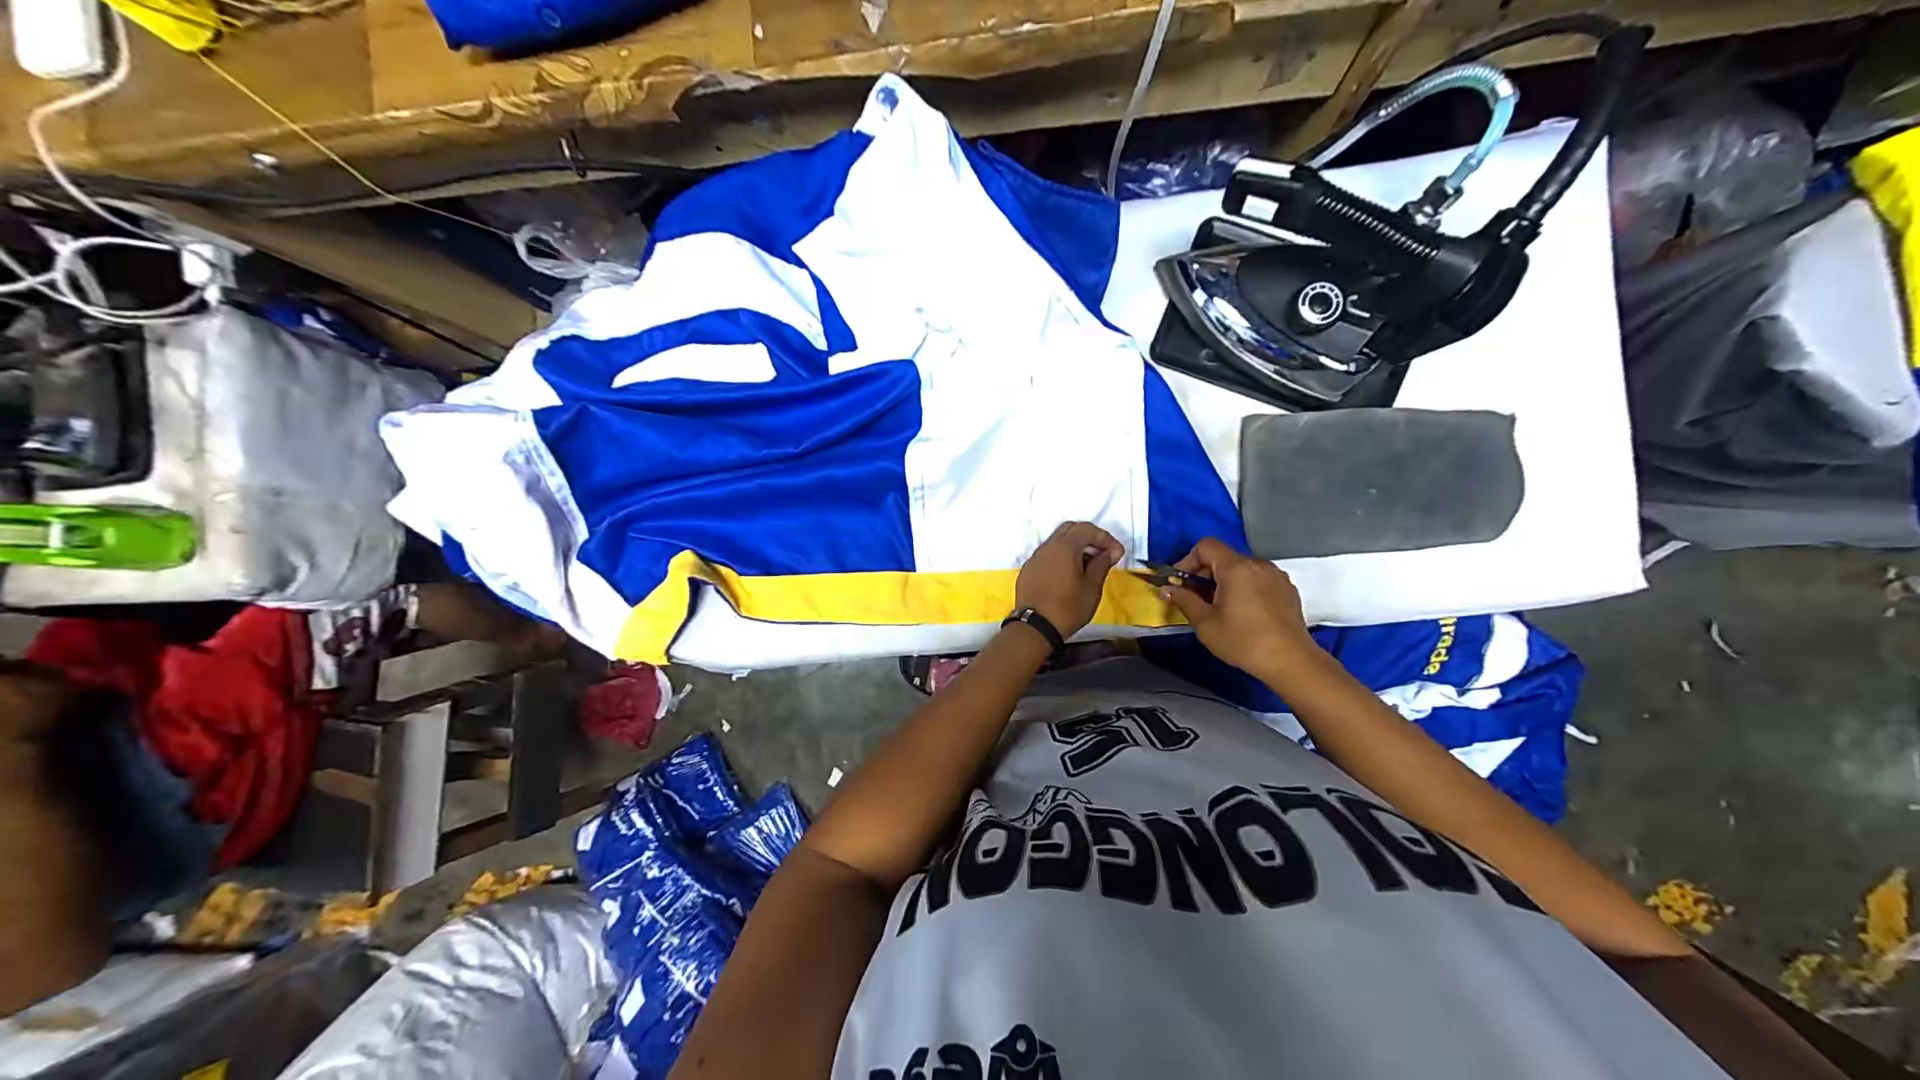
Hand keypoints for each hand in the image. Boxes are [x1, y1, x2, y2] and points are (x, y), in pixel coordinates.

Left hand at [1014, 521, 1124, 638]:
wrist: (1035, 628)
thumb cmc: (1068, 608)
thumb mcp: (1092, 588)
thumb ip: (1101, 564)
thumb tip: (1109, 552)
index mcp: (1064, 546)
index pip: (1087, 529)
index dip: (1105, 538)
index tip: (1117, 553)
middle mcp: (1047, 547)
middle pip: (1070, 529)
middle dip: (1089, 537)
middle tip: (1103, 554)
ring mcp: (1034, 558)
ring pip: (1056, 542)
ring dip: (1074, 547)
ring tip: (1087, 566)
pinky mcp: (1028, 570)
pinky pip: (1047, 556)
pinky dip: (1060, 558)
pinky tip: (1068, 575)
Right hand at [1159, 537, 1319, 681]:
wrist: (1290, 661)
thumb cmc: (1242, 641)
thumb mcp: (1205, 623)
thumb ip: (1184, 600)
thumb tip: (1166, 589)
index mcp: (1236, 567)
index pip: (1206, 546)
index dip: (1188, 560)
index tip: (1181, 583)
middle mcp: (1258, 564)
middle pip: (1224, 557)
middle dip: (1205, 573)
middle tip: (1196, 599)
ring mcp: (1276, 576)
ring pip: (1242, 569)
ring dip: (1226, 581)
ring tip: (1221, 607)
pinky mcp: (1288, 590)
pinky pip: (1259, 579)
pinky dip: (1246, 588)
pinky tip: (1245, 613)